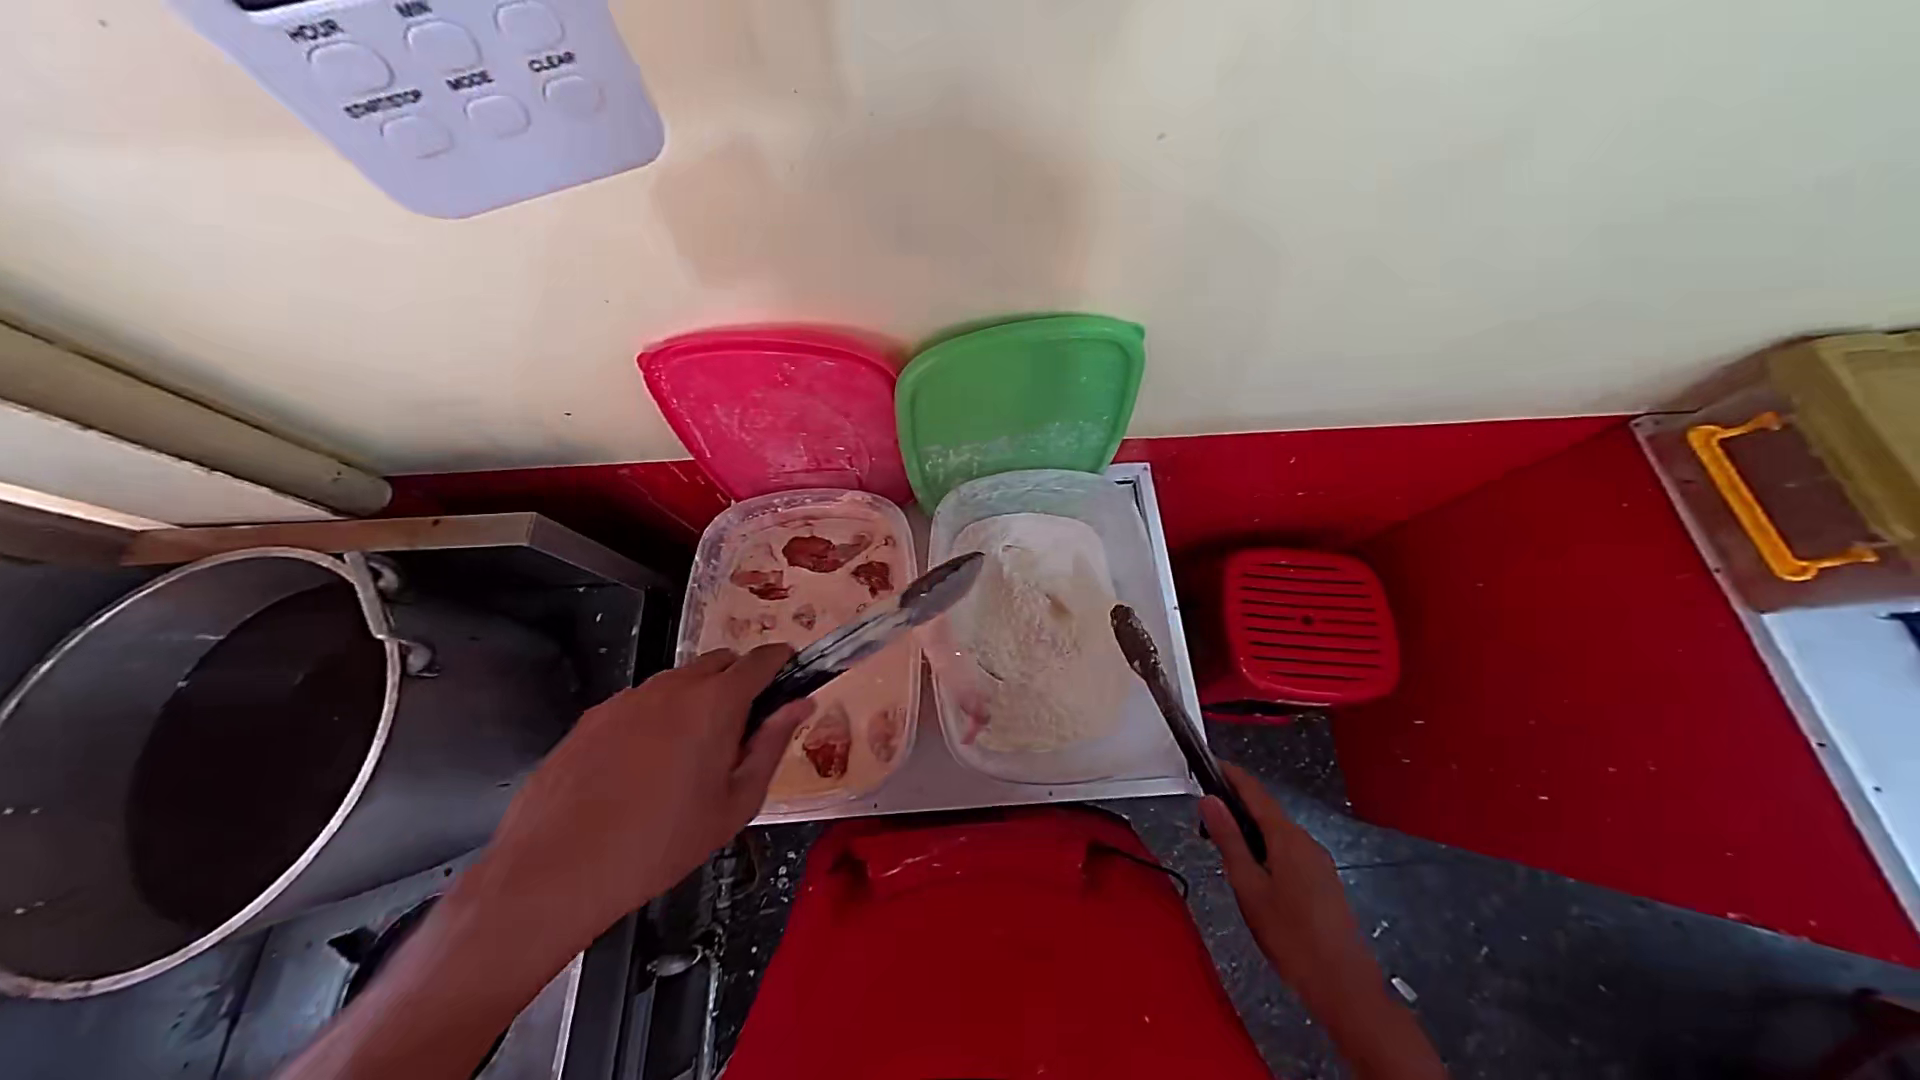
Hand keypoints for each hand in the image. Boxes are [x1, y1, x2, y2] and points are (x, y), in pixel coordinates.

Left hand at [476, 644, 812, 945]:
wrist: (556, 869)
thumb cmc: (661, 843)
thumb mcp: (735, 803)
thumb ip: (772, 744)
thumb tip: (800, 705)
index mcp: (716, 703)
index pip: (761, 659)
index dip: (782, 661)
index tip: (790, 675)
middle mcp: (673, 687)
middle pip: (721, 662)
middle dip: (740, 681)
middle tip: (741, 729)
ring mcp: (628, 698)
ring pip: (679, 681)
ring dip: (698, 699)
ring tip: (688, 755)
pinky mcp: (594, 715)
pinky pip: (642, 701)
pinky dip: (657, 716)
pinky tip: (643, 766)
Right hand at [1202, 762, 1447, 1078]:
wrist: (1342, 985)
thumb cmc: (1288, 934)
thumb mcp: (1248, 886)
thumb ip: (1228, 840)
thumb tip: (1210, 799)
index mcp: (1287, 837)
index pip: (1255, 791)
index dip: (1231, 775)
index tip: (1208, 763)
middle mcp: (1306, 841)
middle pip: (1267, 811)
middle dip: (1236, 806)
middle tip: (1204, 816)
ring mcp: (1318, 861)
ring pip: (1278, 833)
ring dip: (1250, 830)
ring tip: (1223, 846)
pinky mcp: (1323, 881)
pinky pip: (1288, 851)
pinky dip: (1265, 848)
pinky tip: (1253, 871)